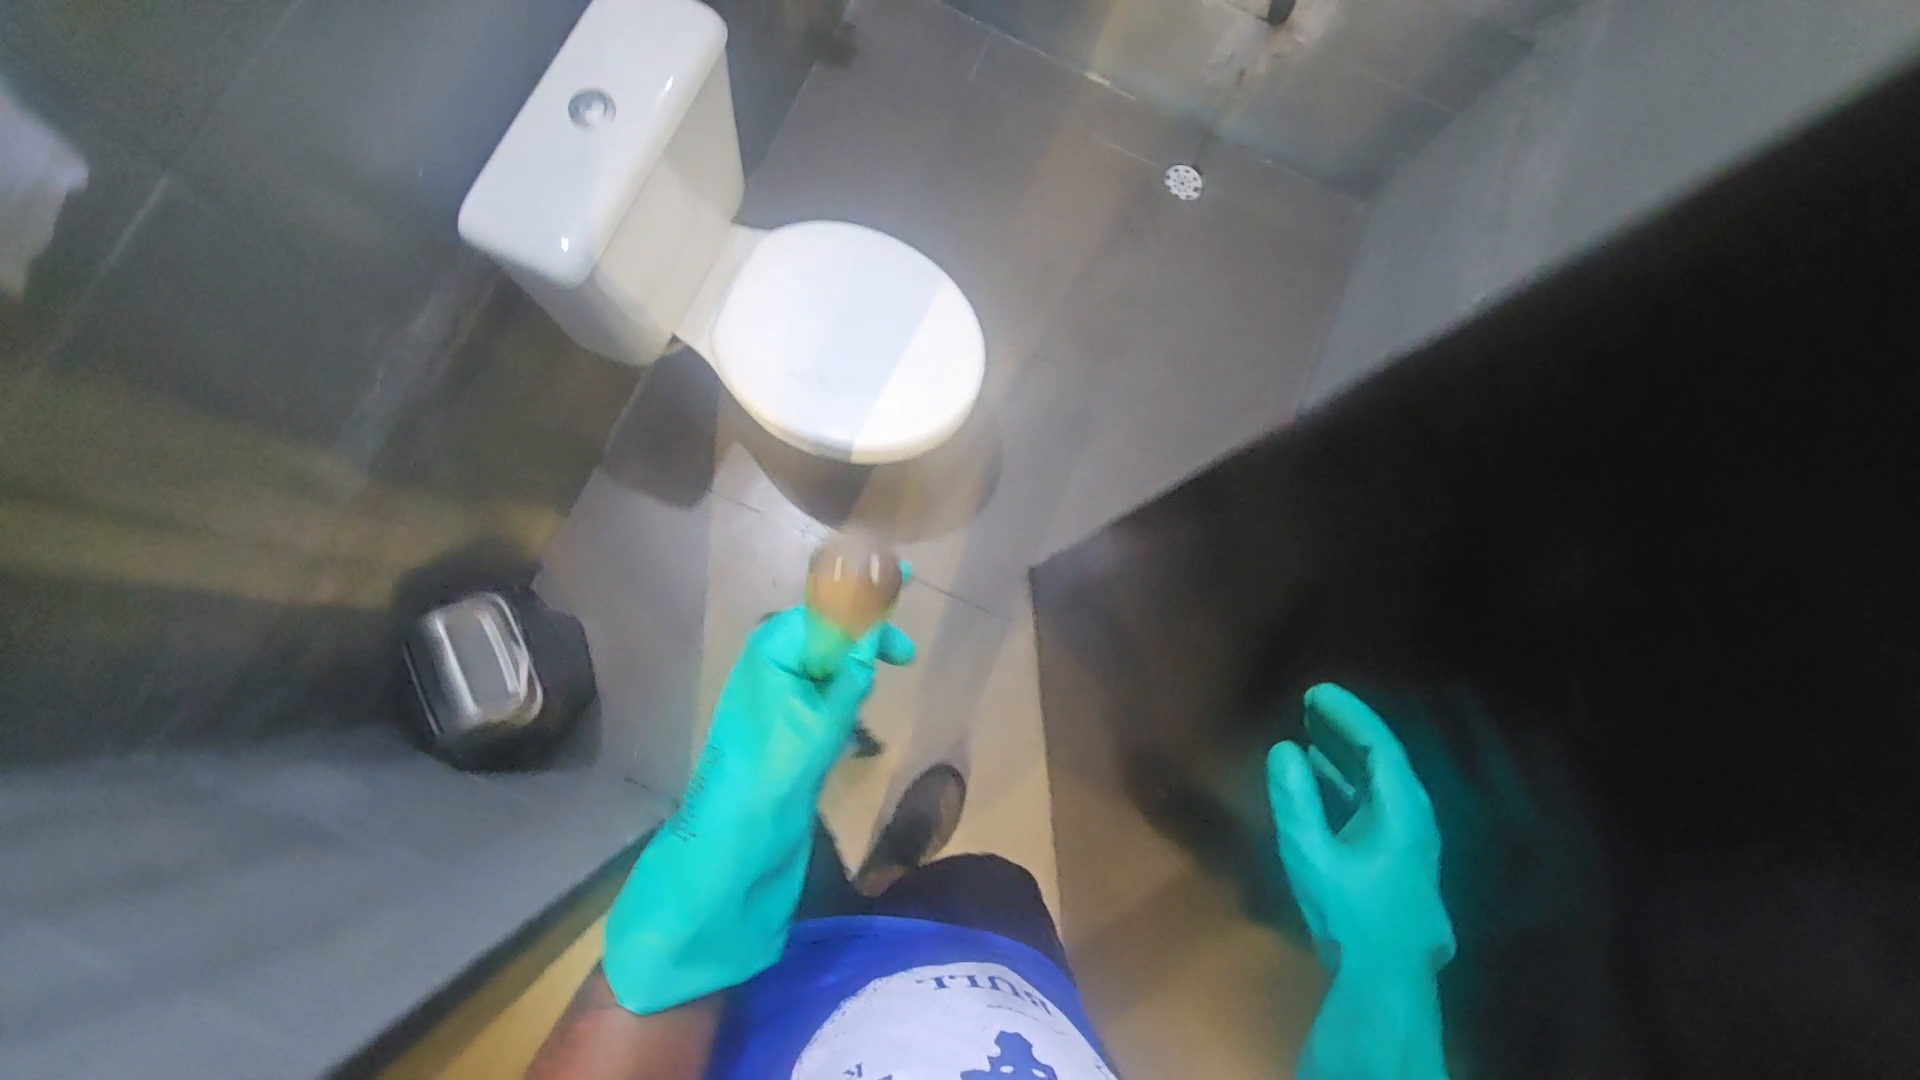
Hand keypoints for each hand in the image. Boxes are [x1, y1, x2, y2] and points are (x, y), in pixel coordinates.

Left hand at [603, 607, 914, 1014]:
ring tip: (880, 684)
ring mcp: (776, 694)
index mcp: (773, 648)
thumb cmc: (774, 771)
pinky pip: (822, 690)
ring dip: (856, 666)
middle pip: (828, 630)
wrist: (732, 842)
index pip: (827, 604)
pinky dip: (844, 693)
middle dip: (865, 634)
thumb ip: (851, 673)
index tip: (906, 576)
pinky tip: (856, 713)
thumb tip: (870, 636)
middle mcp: (772, 662)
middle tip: (906, 656)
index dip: (866, 592)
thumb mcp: (823, 719)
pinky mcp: (783, 724)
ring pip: (827, 662)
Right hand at [1268, 684, 1454, 976]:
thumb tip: (1283, 749)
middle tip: (1309, 702)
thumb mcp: (1312, 855)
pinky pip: (1369, 801)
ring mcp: (1405, 838)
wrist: (1385, 979)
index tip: (1315, 692)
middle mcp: (1412, 818)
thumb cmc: (1351, 914)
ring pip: (1376, 781)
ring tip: (1309, 730)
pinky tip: (1316, 777)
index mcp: (1403, 812)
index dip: (1348, 714)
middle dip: (1345, 728)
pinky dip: (1343, 781)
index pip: (1379, 746)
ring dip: (1343, 753)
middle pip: (1381, 759)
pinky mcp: (1392, 855)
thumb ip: (1296, 800)